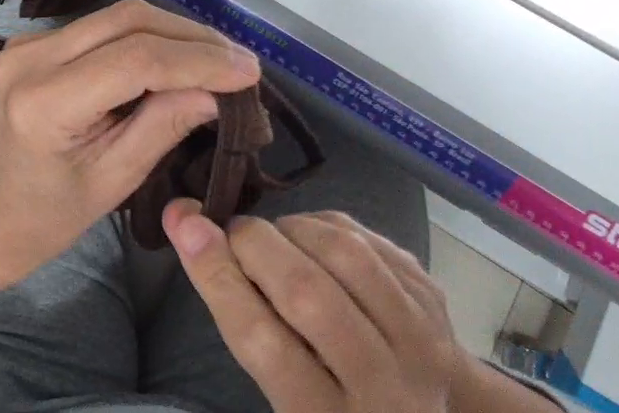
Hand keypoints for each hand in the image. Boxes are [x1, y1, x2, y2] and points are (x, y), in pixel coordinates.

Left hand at [0, 0, 259, 350]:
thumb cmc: (52, 214)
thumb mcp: (114, 182)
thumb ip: (162, 128)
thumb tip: (215, 91)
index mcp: (43, 101)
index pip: (133, 61)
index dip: (197, 60)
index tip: (249, 71)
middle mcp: (30, 56)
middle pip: (127, 22)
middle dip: (193, 38)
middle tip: (242, 62)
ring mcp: (29, 42)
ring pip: (119, 16)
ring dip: (175, 32)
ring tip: (222, 59)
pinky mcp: (38, 40)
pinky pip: (105, 26)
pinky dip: (150, 37)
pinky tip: (183, 56)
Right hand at [163, 205, 468, 412]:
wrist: (424, 411)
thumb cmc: (329, 399)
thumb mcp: (282, 382)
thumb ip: (242, 314)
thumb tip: (188, 226)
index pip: (263, 343)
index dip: (218, 277)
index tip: (184, 225)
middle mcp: (384, 388)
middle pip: (308, 295)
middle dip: (255, 244)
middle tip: (231, 230)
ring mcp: (420, 339)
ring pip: (345, 255)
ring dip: (293, 229)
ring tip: (272, 237)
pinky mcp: (434, 298)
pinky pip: (368, 238)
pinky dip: (326, 225)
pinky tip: (310, 239)